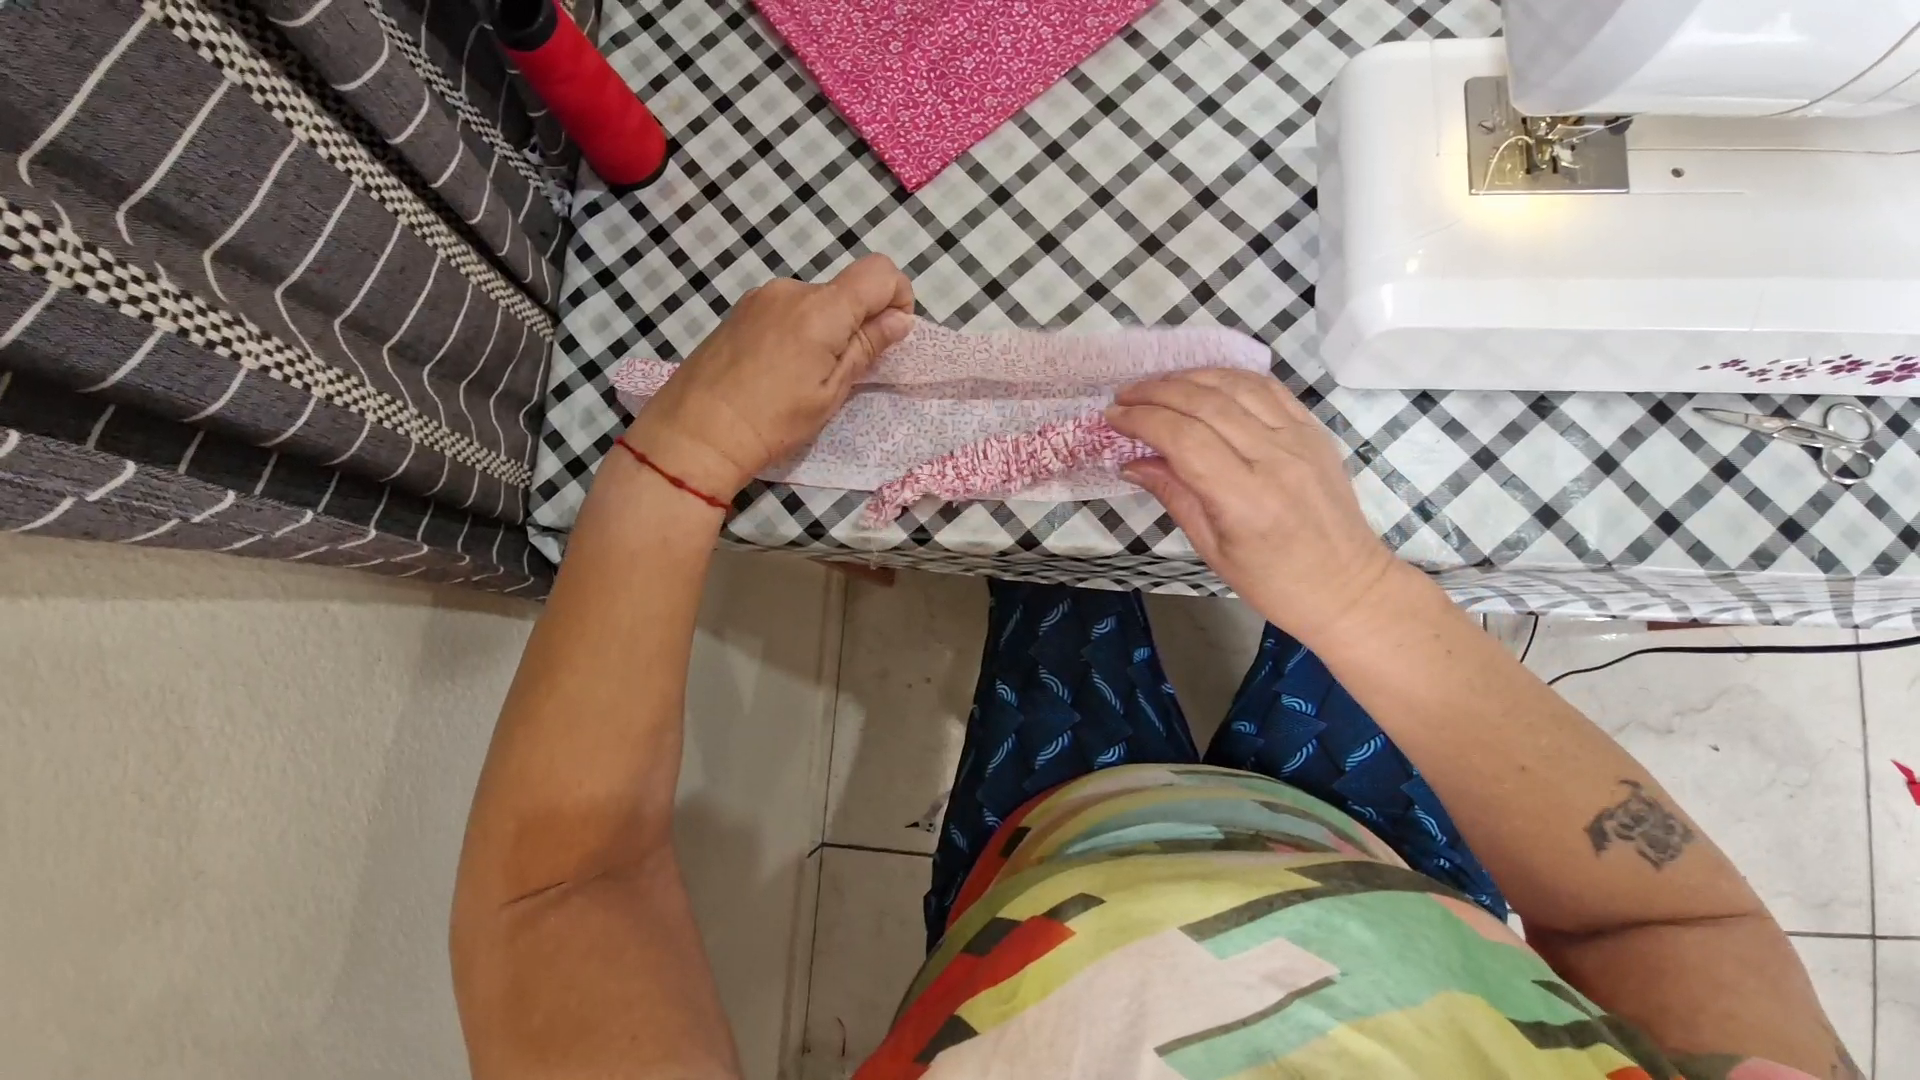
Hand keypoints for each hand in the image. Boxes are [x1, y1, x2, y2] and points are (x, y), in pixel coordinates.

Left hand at [622, 254, 914, 497]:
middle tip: (843, 373)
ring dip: (826, 330)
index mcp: (821, 309)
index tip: (889, 337)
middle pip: (846, 289)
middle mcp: (791, 290)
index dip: (898, 298)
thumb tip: (899, 320)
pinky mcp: (741, 311)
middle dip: (859, 322)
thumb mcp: (830, 392)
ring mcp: (761, 298)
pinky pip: (787, 310)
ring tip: (804, 377)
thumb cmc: (772, 421)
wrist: (696, 432)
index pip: (880, 272)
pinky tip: (778, 369)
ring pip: (816, 303)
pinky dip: (798, 332)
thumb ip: (866, 348)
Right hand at [1106, 368, 1400, 642]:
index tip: (1113, 417)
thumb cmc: (1273, 581)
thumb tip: (1132, 463)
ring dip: (1190, 378)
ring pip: (1236, 386)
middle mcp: (1274, 459)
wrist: (1346, 585)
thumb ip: (1174, 496)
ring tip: (1158, 385)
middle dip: (1157, 393)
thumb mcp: (1211, 548)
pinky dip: (1231, 377)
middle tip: (1125, 397)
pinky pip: (1268, 388)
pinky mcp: (1314, 431)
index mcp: (1244, 499)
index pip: (1183, 439)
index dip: (1143, 420)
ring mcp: (1299, 440)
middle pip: (1206, 404)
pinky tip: (1205, 382)